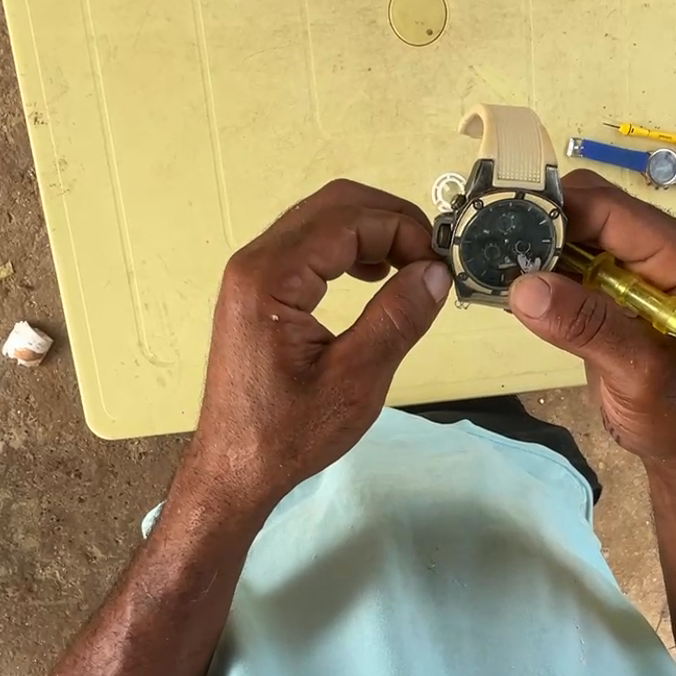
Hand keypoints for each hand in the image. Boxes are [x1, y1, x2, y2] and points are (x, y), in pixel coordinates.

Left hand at [179, 180, 452, 514]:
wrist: (235, 469)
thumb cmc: (288, 434)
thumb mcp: (355, 381)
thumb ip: (397, 319)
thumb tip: (435, 272)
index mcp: (271, 278)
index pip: (347, 219)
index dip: (403, 230)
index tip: (440, 264)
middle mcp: (254, 264)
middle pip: (332, 206)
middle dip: (390, 221)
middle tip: (431, 259)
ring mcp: (251, 276)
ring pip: (320, 222)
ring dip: (370, 233)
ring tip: (410, 268)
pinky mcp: (256, 294)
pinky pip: (307, 249)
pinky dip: (347, 251)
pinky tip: (373, 277)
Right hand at [509, 170, 675, 467]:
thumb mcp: (638, 371)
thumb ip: (587, 325)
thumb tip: (523, 286)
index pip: (612, 209)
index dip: (557, 210)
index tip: (501, 223)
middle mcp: (662, 254)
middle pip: (591, 214)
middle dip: (541, 226)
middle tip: (490, 248)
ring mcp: (636, 275)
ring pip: (576, 240)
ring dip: (535, 251)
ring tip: (490, 266)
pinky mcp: (612, 299)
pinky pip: (571, 272)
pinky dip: (540, 278)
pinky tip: (509, 291)